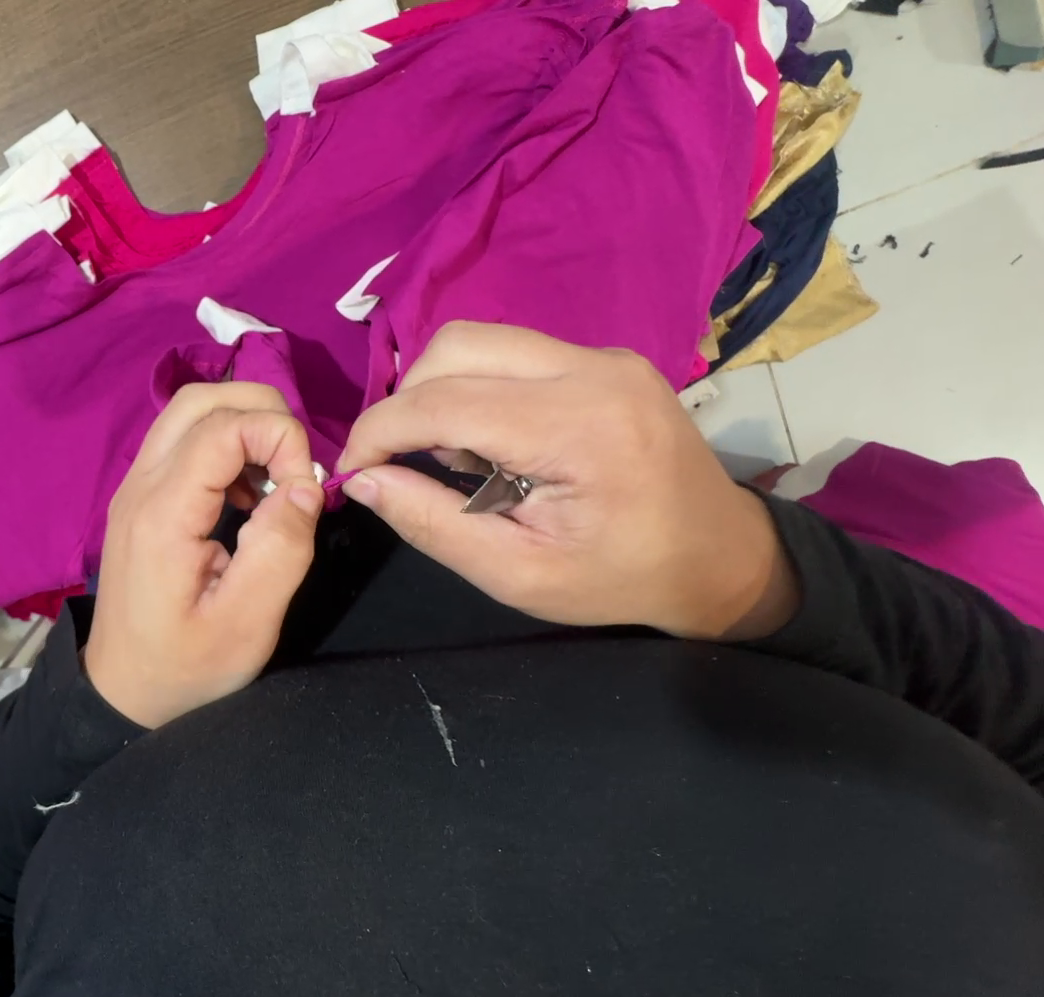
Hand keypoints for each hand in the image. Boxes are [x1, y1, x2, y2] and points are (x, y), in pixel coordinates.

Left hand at [84, 383, 324, 728]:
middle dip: (262, 413)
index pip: (223, 426)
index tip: (306, 488)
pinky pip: (181, 443)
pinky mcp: (138, 499)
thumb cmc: (185, 667)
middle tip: (295, 468)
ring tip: (275, 482)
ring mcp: (132, 488)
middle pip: (199, 400)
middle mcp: (139, 486)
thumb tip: (306, 486)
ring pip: (187, 415)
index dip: (280, 438)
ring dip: (242, 427)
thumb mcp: (247, 624)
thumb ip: (281, 550)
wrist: (123, 690)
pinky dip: (223, 447)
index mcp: (162, 514)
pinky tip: (246, 495)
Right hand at [337, 322, 798, 640]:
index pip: (441, 402)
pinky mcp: (601, 359)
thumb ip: (429, 522)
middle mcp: (592, 370)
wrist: (721, 558)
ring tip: (451, 455)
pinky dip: (471, 388)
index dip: (377, 431)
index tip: (351, 470)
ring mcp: (602, 356)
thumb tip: (362, 479)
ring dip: (437, 392)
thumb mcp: (513, 572)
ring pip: (477, 341)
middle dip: (404, 403)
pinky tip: (487, 441)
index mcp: (576, 429)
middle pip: (455, 348)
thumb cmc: (617, 578)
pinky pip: (508, 353)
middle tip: (400, 460)